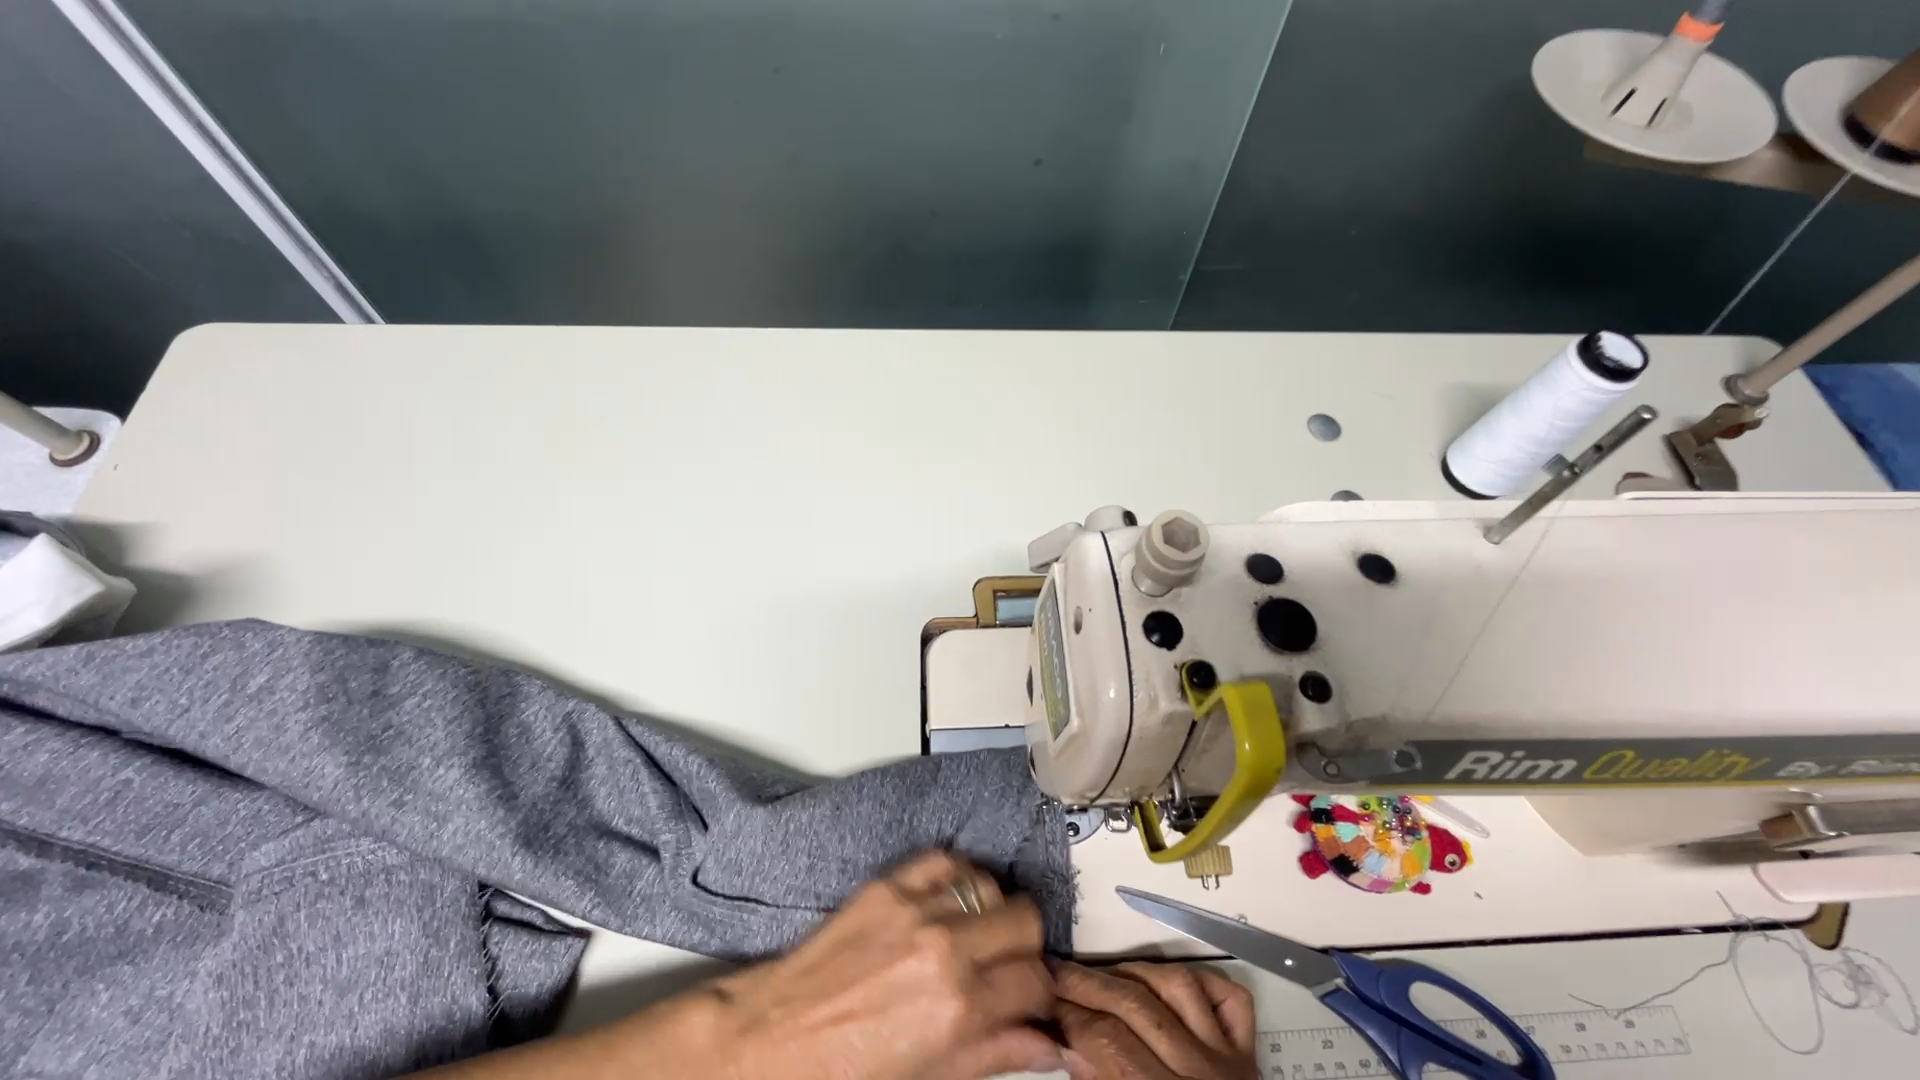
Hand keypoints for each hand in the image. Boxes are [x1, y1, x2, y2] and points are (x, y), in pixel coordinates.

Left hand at [711, 850, 1063, 1079]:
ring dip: (993, 911)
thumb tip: (1051, 1046)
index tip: (1030, 999)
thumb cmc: (850, 1068)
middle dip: (1025, 947)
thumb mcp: (933, 1074)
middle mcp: (945, 948)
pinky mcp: (886, 885)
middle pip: (1026, 920)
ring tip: (977, 934)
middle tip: (1006, 966)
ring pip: (991, 885)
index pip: (1036, 980)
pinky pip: (946, 860)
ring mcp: (915, 909)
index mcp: (960, 1007)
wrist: (776, 1037)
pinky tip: (951, 901)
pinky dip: (958, 876)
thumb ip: (998, 1054)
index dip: (1039, 994)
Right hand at [1054, 961, 1257, 1079]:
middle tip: (1056, 972)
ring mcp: (1229, 1060)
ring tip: (1106, 975)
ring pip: (1180, 987)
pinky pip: (1231, 1000)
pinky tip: (1169, 982)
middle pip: (1136, 1006)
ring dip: (1135, 973)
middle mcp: (1197, 1073)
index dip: (1069, 1014)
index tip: (1043, 998)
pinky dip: (1204, 980)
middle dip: (1088, 984)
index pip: (1105, 1039)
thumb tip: (1063, 1041)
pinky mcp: (1249, 1054)